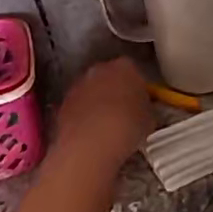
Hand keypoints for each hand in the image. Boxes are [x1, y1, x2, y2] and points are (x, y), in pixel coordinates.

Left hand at [52, 58, 152, 175]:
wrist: (91, 144)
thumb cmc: (128, 126)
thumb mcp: (149, 118)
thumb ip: (145, 108)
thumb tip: (141, 111)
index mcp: (125, 67)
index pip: (133, 70)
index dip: (137, 87)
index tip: (140, 102)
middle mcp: (99, 69)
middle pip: (109, 76)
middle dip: (115, 90)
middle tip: (123, 111)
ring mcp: (78, 85)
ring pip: (91, 90)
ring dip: (97, 103)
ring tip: (105, 125)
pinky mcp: (62, 103)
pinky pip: (78, 106)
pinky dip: (83, 116)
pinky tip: (90, 133)